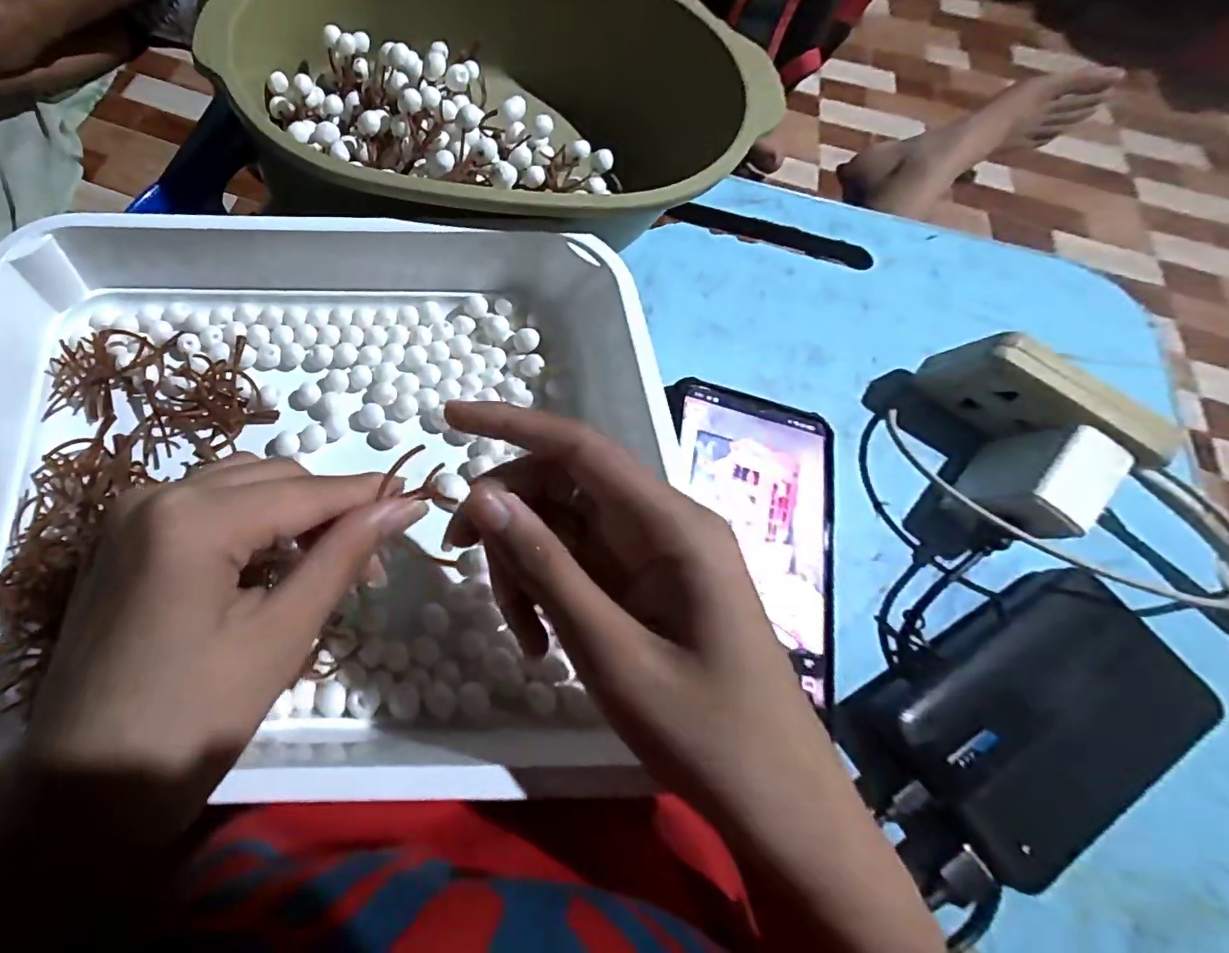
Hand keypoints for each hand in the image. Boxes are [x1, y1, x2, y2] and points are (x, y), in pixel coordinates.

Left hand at [25, 456, 425, 783]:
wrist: (79, 789)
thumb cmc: (188, 724)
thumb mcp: (278, 639)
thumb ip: (339, 560)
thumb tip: (400, 506)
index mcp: (190, 517)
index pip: (299, 490)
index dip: (361, 494)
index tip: (413, 503)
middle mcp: (154, 493)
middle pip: (266, 476)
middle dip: (323, 509)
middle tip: (367, 566)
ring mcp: (129, 512)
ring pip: (233, 484)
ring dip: (285, 511)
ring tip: (320, 565)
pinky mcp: (120, 536)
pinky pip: (198, 506)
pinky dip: (243, 522)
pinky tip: (265, 564)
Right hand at [443, 402, 943, 952]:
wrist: (779, 811)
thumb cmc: (705, 732)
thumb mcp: (611, 649)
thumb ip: (545, 566)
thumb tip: (481, 495)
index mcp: (670, 525)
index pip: (578, 447)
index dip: (510, 423)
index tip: (449, 417)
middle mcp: (660, 525)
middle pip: (559, 488)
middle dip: (505, 517)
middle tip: (458, 554)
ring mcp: (650, 556)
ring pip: (558, 528)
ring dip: (522, 567)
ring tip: (521, 633)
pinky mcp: (640, 586)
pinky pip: (573, 565)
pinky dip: (542, 592)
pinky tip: (539, 643)